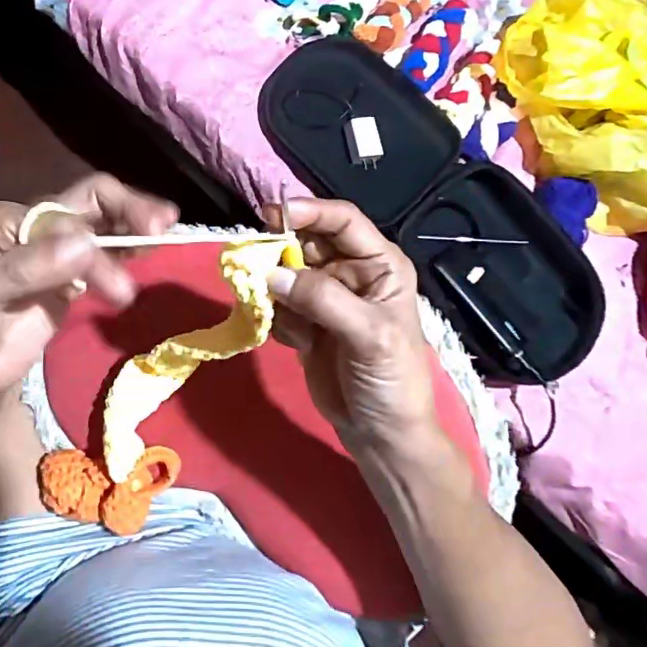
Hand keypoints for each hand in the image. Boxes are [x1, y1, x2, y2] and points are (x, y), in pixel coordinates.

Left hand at [0, 174, 177, 425]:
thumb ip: (25, 268)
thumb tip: (86, 243)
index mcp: (6, 222)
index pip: (64, 209)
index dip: (98, 222)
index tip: (125, 247)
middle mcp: (35, 229)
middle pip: (92, 205)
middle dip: (130, 211)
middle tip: (164, 227)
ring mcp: (56, 257)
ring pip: (105, 230)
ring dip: (134, 235)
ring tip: (165, 248)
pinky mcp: (71, 286)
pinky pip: (106, 262)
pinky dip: (129, 258)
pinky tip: (150, 259)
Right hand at [266, 197, 438, 451]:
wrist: (381, 435)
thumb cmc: (392, 380)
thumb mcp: (369, 335)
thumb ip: (323, 299)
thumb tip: (271, 273)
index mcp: (379, 265)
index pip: (343, 221)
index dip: (309, 211)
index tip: (271, 214)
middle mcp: (350, 273)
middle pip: (306, 242)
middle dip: (280, 251)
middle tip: (253, 263)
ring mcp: (324, 298)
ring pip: (285, 272)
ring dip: (273, 288)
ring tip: (279, 315)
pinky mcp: (304, 322)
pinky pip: (277, 304)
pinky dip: (274, 317)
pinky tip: (294, 341)